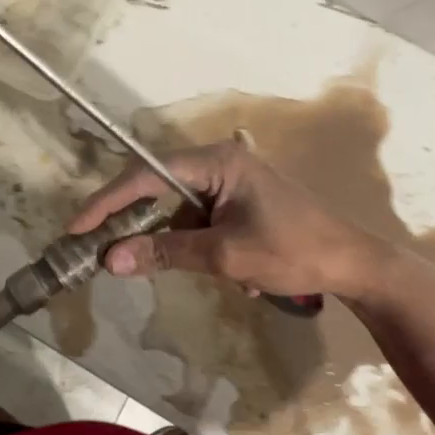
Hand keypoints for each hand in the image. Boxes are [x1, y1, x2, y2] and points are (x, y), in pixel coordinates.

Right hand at [68, 140, 390, 298]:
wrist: (357, 266)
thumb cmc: (294, 251)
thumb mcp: (226, 256)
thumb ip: (165, 253)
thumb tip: (109, 259)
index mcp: (215, 161)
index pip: (145, 175)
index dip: (107, 201)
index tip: (77, 228)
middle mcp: (216, 160)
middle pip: (154, 185)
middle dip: (128, 218)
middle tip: (95, 245)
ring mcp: (227, 179)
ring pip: (175, 206)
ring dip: (172, 239)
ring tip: (178, 269)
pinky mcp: (236, 200)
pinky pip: (197, 218)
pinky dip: (197, 244)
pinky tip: (232, 273)